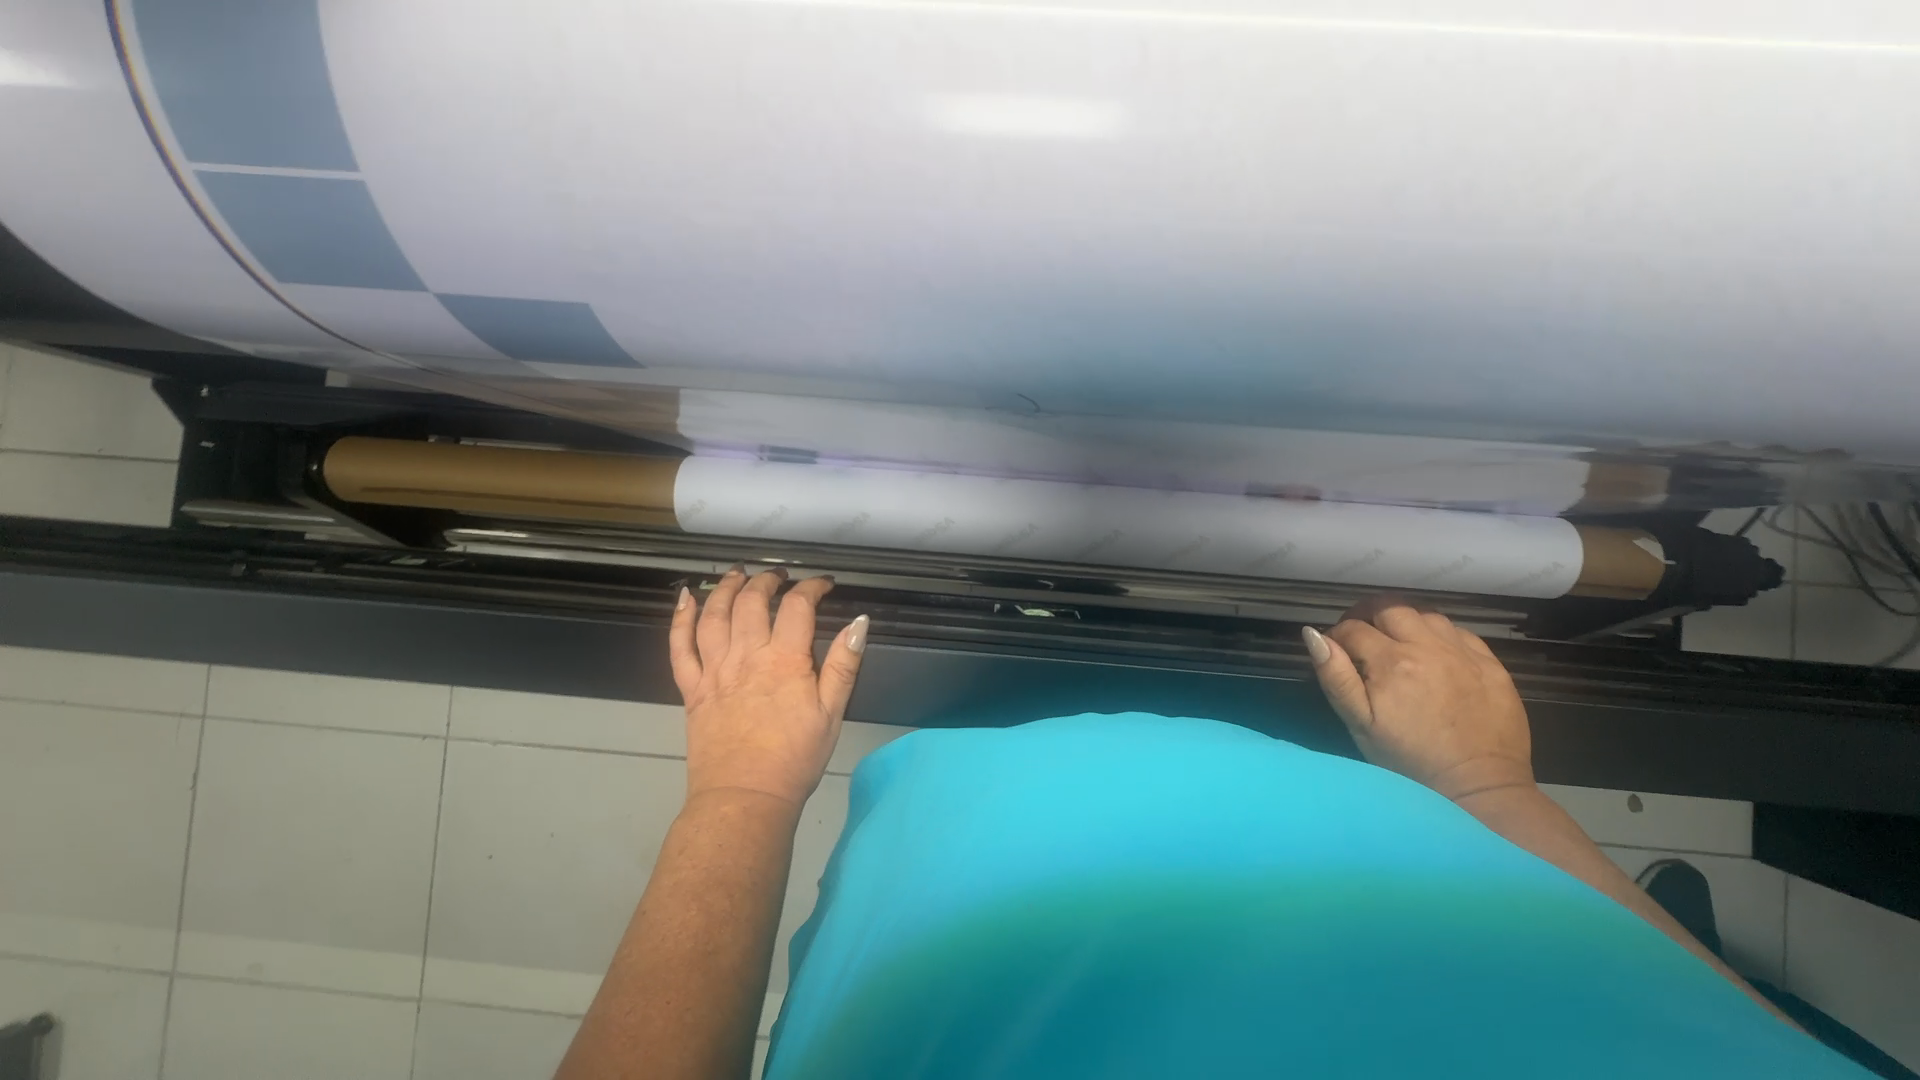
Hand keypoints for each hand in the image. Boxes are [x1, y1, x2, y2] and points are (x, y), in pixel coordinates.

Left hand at [669, 566, 868, 807]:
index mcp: (784, 661)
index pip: (798, 607)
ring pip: (714, 615)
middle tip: (778, 575)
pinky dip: (680, 619)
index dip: (812, 588)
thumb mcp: (832, 713)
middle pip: (751, 602)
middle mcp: (746, 657)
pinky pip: (680, 647)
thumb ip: (845, 664)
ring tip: (736, 574)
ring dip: (725, 588)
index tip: (823, 584)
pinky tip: (684, 599)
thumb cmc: (794, 759)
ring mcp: (714, 671)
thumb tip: (859, 622)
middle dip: (766, 581)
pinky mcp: (692, 690)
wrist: (745, 798)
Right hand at [1302, 596, 1533, 802]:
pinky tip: (1435, 655)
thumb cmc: (1409, 760)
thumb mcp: (1360, 724)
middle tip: (1363, 638)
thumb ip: (1335, 676)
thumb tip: (1313, 634)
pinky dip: (1440, 635)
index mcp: (1391, 662)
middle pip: (1389, 608)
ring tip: (1399, 645)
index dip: (1337, 635)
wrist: (1479, 787)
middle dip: (1369, 617)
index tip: (1337, 651)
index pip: (1352, 628)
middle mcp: (1428, 647)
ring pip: (1426, 615)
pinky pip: (1460, 632)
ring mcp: (1463, 653)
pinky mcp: (1491, 664)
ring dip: (1406, 623)